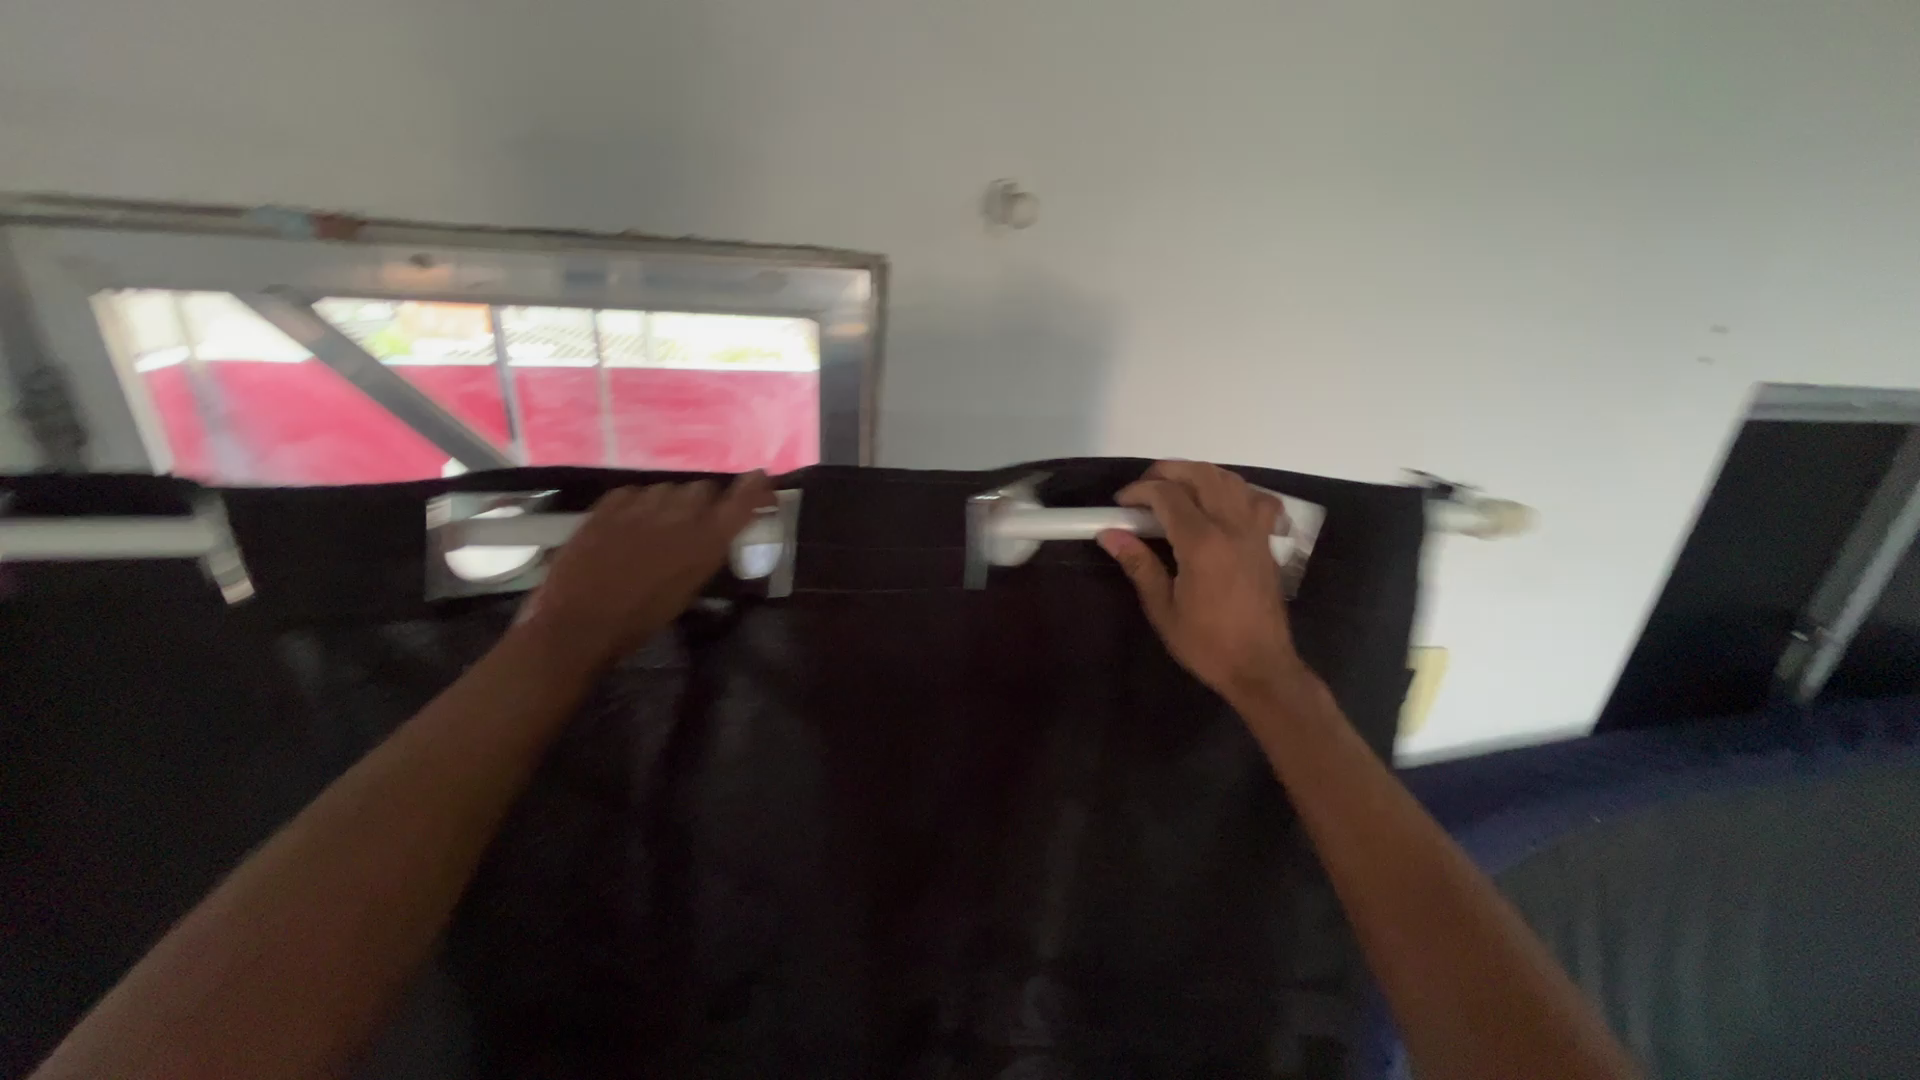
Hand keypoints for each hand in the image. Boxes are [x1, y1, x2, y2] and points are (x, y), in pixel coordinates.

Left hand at [516, 472, 775, 666]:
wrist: (578, 623)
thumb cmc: (640, 620)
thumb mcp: (688, 590)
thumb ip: (705, 554)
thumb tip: (714, 534)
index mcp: (706, 542)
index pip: (742, 500)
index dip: (755, 487)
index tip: (761, 480)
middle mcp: (679, 516)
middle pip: (703, 488)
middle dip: (704, 502)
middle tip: (694, 523)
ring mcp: (641, 506)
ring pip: (668, 488)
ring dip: (670, 503)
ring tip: (657, 525)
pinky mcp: (608, 505)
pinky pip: (633, 492)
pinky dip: (637, 504)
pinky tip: (629, 524)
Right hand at [1098, 461, 1311, 705]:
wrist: (1260, 667)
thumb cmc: (1206, 644)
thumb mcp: (1163, 609)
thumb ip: (1139, 564)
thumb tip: (1109, 534)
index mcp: (1202, 544)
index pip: (1168, 495)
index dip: (1139, 491)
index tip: (1120, 505)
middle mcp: (1232, 527)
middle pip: (1201, 475)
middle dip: (1168, 472)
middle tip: (1144, 489)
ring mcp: (1255, 532)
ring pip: (1230, 480)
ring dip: (1199, 476)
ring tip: (1176, 491)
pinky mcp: (1267, 542)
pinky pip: (1256, 500)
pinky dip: (1235, 491)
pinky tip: (1219, 505)